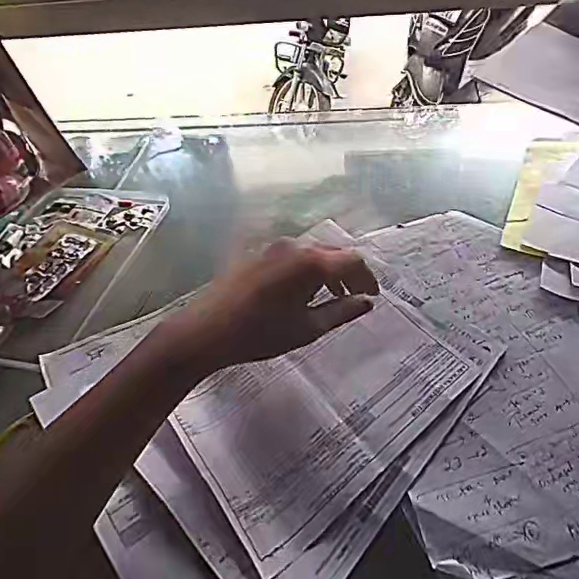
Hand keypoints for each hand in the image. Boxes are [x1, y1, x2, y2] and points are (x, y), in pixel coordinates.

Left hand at [147, 238, 379, 376]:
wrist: (205, 330)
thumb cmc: (260, 333)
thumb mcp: (308, 328)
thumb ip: (342, 311)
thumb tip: (366, 302)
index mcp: (311, 262)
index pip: (353, 260)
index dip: (367, 278)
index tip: (373, 297)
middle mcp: (295, 246)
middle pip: (334, 252)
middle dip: (349, 273)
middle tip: (357, 297)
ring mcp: (275, 247)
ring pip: (314, 253)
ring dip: (329, 272)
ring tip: (331, 297)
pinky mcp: (259, 254)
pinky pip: (295, 256)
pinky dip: (309, 270)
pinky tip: (304, 293)